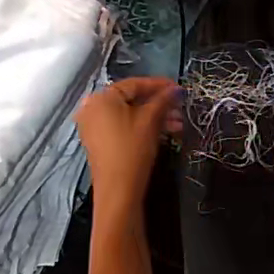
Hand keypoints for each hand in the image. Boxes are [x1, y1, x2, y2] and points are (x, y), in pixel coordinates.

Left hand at [75, 77, 181, 207]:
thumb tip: (175, 88)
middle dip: (159, 104)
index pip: (135, 84)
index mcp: (102, 97)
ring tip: (178, 124)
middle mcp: (93, 108)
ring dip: (154, 117)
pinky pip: (123, 125)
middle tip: (180, 108)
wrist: (118, 190)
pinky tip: (164, 132)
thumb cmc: (132, 149)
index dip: (159, 85)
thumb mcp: (151, 121)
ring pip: (129, 114)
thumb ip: (163, 100)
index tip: (178, 88)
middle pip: (132, 99)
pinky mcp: (99, 141)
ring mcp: (94, 125)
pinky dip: (142, 126)